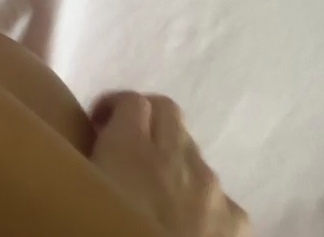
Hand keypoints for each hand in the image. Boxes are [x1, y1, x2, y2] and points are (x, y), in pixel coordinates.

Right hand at [90, 93, 250, 236]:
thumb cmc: (110, 223)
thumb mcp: (86, 183)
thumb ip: (92, 156)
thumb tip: (86, 145)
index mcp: (131, 144)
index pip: (131, 99)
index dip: (114, 106)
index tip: (99, 124)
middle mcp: (176, 155)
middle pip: (168, 110)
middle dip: (147, 117)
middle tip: (126, 142)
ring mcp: (213, 186)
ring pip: (193, 152)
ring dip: (173, 158)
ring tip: (155, 189)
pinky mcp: (238, 218)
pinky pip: (218, 193)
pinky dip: (200, 197)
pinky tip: (185, 219)